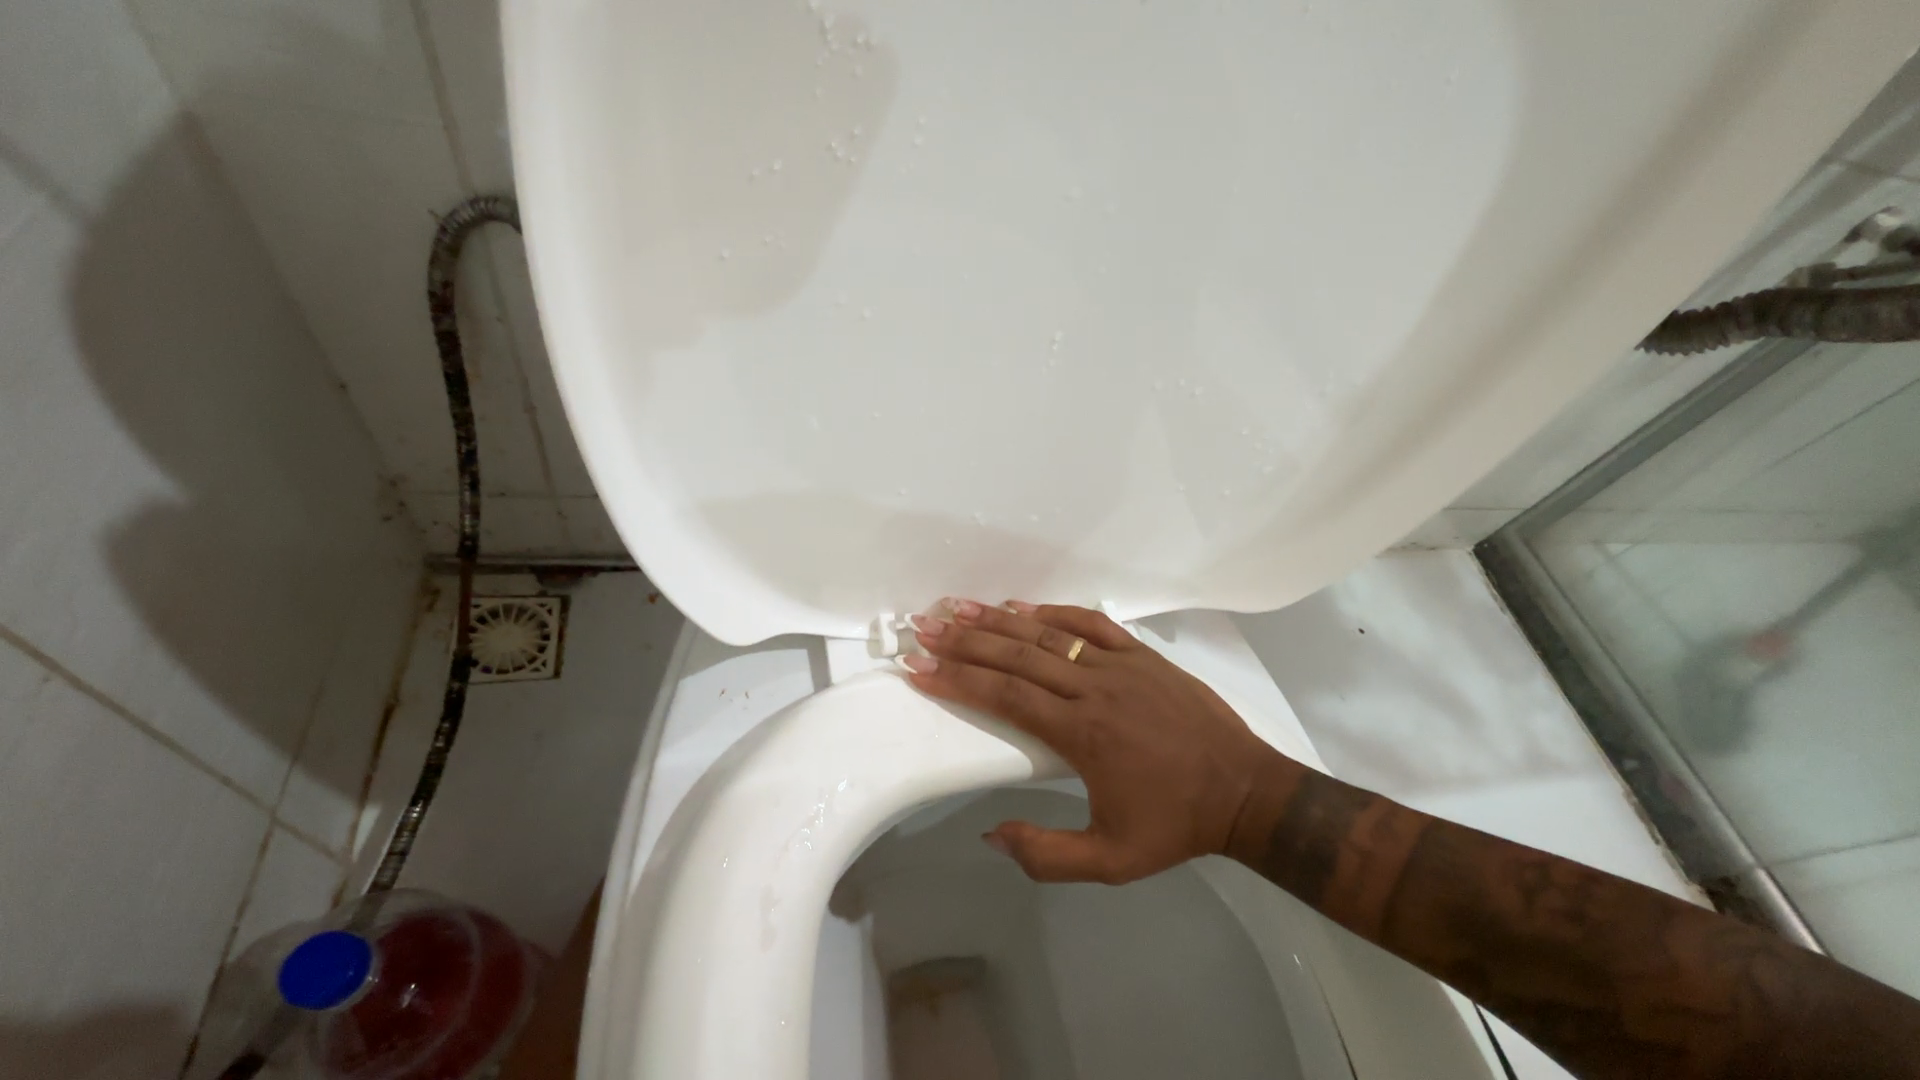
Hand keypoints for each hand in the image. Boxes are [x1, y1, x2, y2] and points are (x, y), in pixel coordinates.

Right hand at [903, 600, 1298, 883]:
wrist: (1245, 792)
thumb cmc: (1174, 825)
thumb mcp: (1111, 861)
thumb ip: (1047, 854)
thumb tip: (989, 834)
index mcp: (1081, 734)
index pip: (1005, 697)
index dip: (958, 680)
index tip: (919, 669)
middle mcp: (1093, 689)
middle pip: (1017, 657)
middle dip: (964, 642)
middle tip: (922, 627)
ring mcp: (1120, 666)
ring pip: (1048, 636)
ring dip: (998, 620)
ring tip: (957, 607)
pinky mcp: (1143, 656)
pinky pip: (1091, 624)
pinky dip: (1054, 613)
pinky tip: (1023, 608)